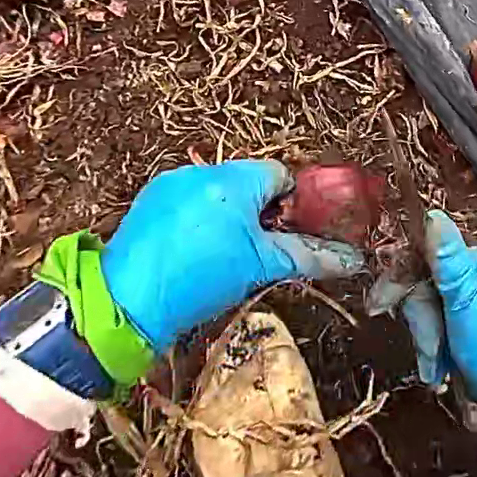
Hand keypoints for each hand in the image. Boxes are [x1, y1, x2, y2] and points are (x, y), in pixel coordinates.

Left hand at [100, 161, 364, 345]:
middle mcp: (203, 170)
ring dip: (232, 214)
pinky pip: (192, 199)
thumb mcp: (261, 266)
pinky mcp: (152, 199)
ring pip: (222, 190)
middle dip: (261, 211)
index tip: (284, 235)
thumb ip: (309, 255)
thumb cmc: (200, 280)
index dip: (290, 204)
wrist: (122, 306)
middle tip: (258, 248)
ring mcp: (173, 182)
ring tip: (225, 253)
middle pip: (252, 181)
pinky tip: (196, 250)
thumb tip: (354, 260)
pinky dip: (202, 218)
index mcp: (234, 179)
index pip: (282, 175)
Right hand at [416, 210, 476, 455]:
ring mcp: (476, 301)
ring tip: (440, 375)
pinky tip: (444, 376)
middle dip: (424, 328)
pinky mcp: (475, 327)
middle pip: (425, 289)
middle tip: (433, 358)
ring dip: (430, 347)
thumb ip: (447, 258)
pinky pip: (443, 333)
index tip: (377, 307)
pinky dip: (440, 356)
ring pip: (431, 315)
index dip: (400, 283)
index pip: (424, 257)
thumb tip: (432, 213)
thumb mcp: (466, 302)